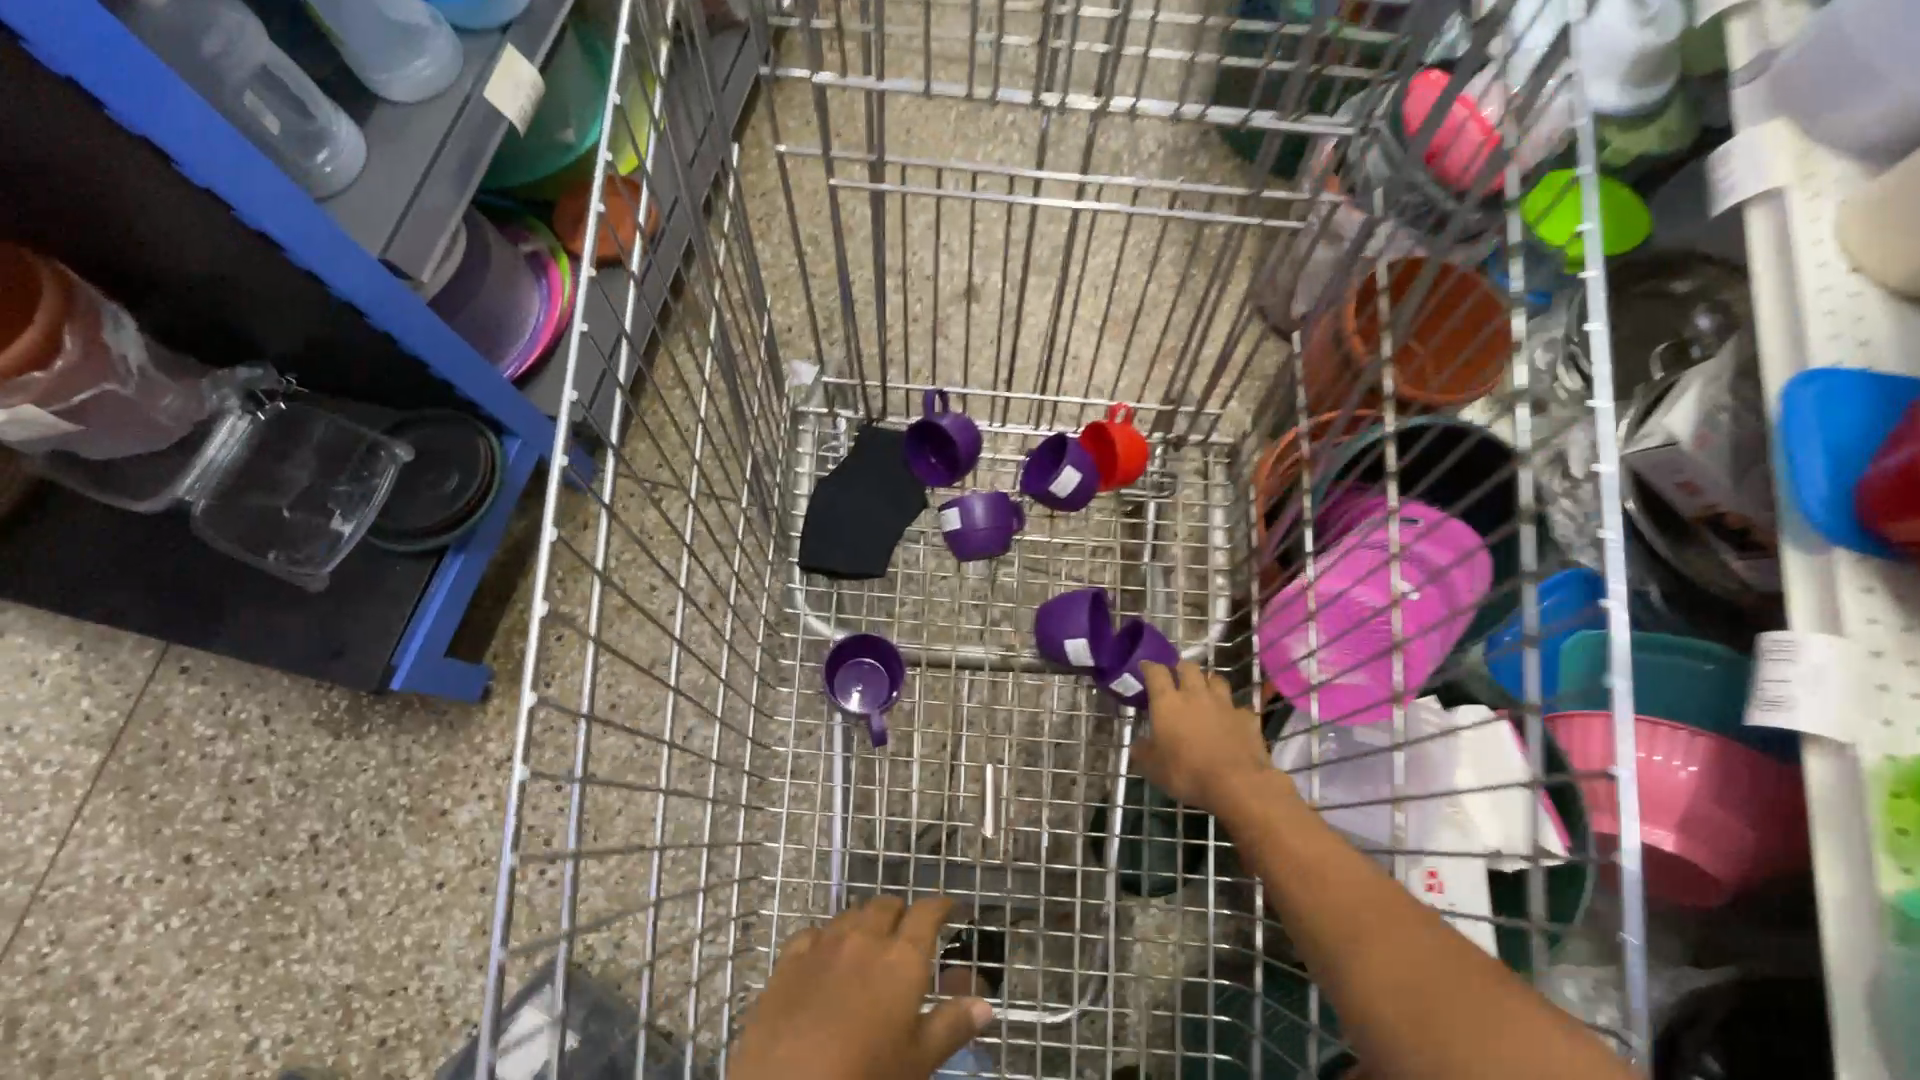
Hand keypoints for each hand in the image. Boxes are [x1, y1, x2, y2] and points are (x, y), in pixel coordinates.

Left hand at [729, 896, 992, 1079]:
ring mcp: (823, 946)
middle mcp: (864, 939)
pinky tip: (827, 955)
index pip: (927, 912)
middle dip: (901, 913)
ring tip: (871, 944)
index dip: (941, 906)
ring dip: (866, 921)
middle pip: (886, 905)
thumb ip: (951, 1027)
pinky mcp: (788, 961)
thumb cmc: (864, 1075)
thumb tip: (985, 1006)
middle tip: (909, 934)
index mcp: (902, 959)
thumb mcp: (917, 1061)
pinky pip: (813, 933)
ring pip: (850, 914)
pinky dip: (827, 937)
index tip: (951, 910)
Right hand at [1131, 661, 1279, 817]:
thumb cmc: (1187, 773)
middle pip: (1189, 667)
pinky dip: (1232, 710)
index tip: (1145, 666)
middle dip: (1181, 668)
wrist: (1237, 783)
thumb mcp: (1152, 768)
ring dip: (1208, 682)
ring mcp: (1224, 704)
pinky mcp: (1247, 717)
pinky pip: (1238, 706)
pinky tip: (1230, 720)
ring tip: (1204, 691)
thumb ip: (1142, 751)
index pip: (1156, 672)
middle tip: (1176, 678)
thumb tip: (1138, 744)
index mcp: (1168, 703)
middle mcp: (1196, 695)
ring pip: (1216, 679)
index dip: (1149, 666)